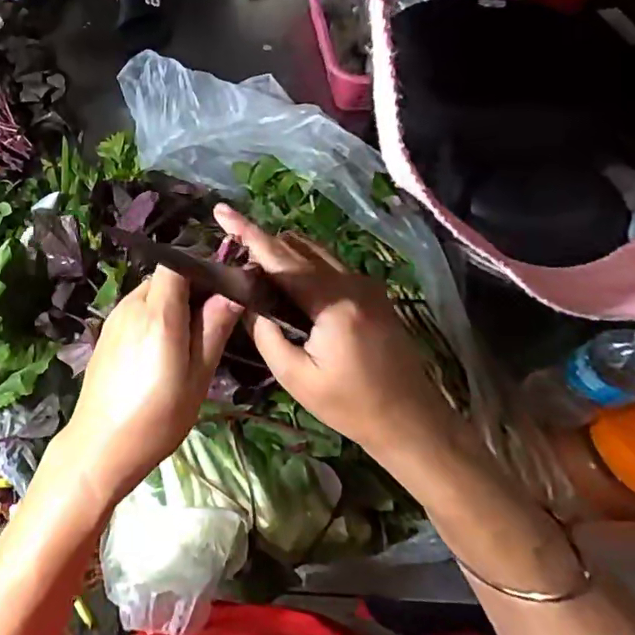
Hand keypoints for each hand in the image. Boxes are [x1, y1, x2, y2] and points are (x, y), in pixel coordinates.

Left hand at [62, 266, 238, 498]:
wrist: (101, 444)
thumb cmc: (158, 416)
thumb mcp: (198, 376)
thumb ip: (214, 329)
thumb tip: (233, 292)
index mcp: (158, 312)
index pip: (177, 263)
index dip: (202, 268)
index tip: (225, 288)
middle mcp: (131, 305)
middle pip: (164, 278)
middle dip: (191, 290)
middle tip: (215, 321)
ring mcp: (114, 318)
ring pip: (150, 295)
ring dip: (172, 306)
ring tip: (191, 341)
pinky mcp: (106, 333)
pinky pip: (136, 311)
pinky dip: (154, 318)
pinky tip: (164, 352)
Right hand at [214, 205, 457, 453]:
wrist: (414, 423)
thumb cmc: (351, 405)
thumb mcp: (295, 376)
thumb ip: (265, 333)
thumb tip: (245, 302)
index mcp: (332, 302)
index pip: (280, 257)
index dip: (246, 231)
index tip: (221, 210)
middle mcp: (352, 283)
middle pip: (296, 247)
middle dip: (261, 244)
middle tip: (230, 254)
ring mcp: (366, 286)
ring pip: (314, 252)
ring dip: (282, 254)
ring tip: (253, 270)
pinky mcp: (372, 295)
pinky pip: (328, 266)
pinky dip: (301, 266)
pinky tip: (285, 286)